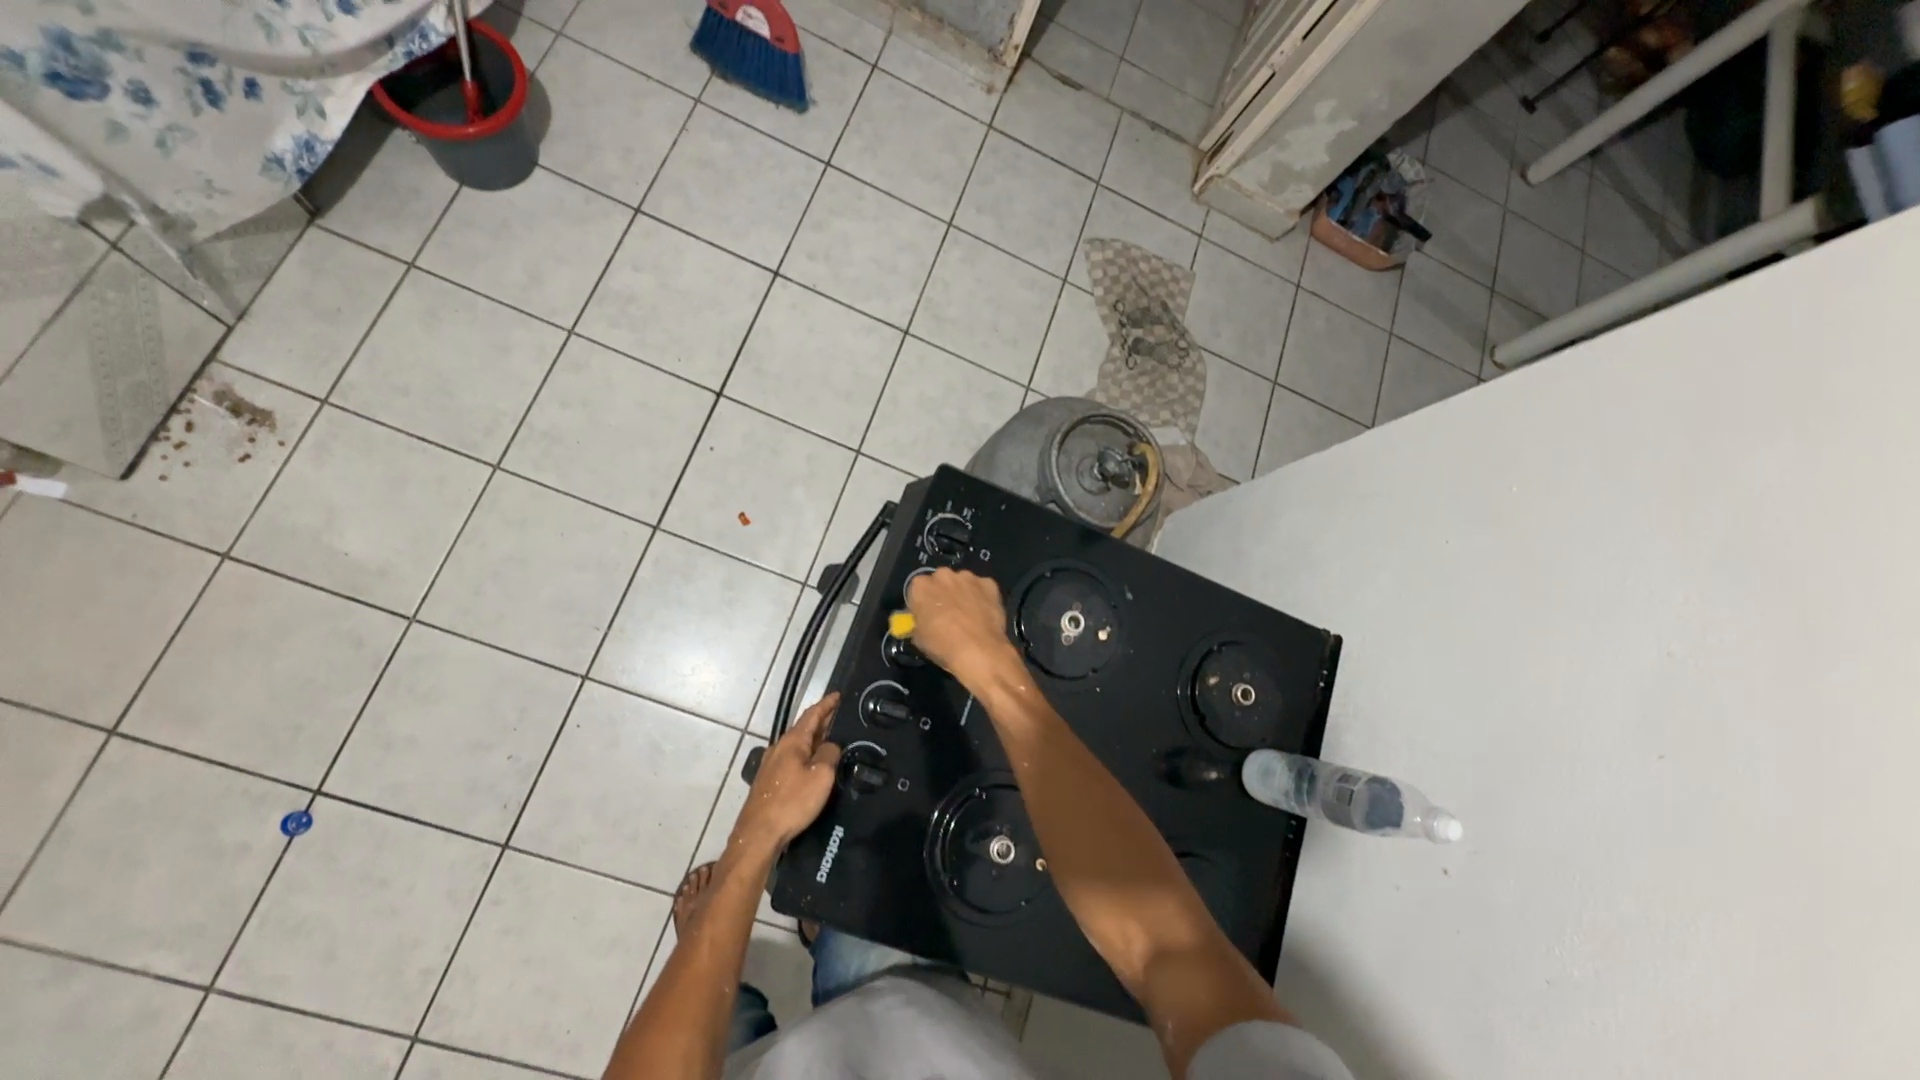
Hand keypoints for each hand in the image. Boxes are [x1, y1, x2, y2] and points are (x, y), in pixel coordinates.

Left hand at [732, 694, 843, 848]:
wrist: (759, 834)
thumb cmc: (792, 801)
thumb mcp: (821, 776)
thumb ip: (829, 754)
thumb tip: (830, 746)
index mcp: (791, 742)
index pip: (812, 715)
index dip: (827, 704)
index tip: (838, 696)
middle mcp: (778, 748)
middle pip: (803, 729)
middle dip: (822, 722)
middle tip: (840, 718)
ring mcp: (771, 766)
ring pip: (797, 746)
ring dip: (814, 741)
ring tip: (831, 742)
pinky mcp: (769, 782)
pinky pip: (792, 761)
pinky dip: (806, 757)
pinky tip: (813, 767)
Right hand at [905, 569, 1019, 689]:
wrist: (979, 651)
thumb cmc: (943, 646)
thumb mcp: (918, 638)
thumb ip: (917, 621)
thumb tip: (921, 620)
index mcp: (920, 586)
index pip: (917, 590)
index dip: (922, 603)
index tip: (927, 615)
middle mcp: (943, 575)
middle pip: (940, 582)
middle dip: (942, 594)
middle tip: (948, 614)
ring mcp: (968, 577)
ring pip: (962, 582)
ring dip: (962, 593)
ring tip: (969, 615)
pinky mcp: (989, 584)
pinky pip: (982, 588)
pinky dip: (982, 597)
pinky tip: (984, 614)